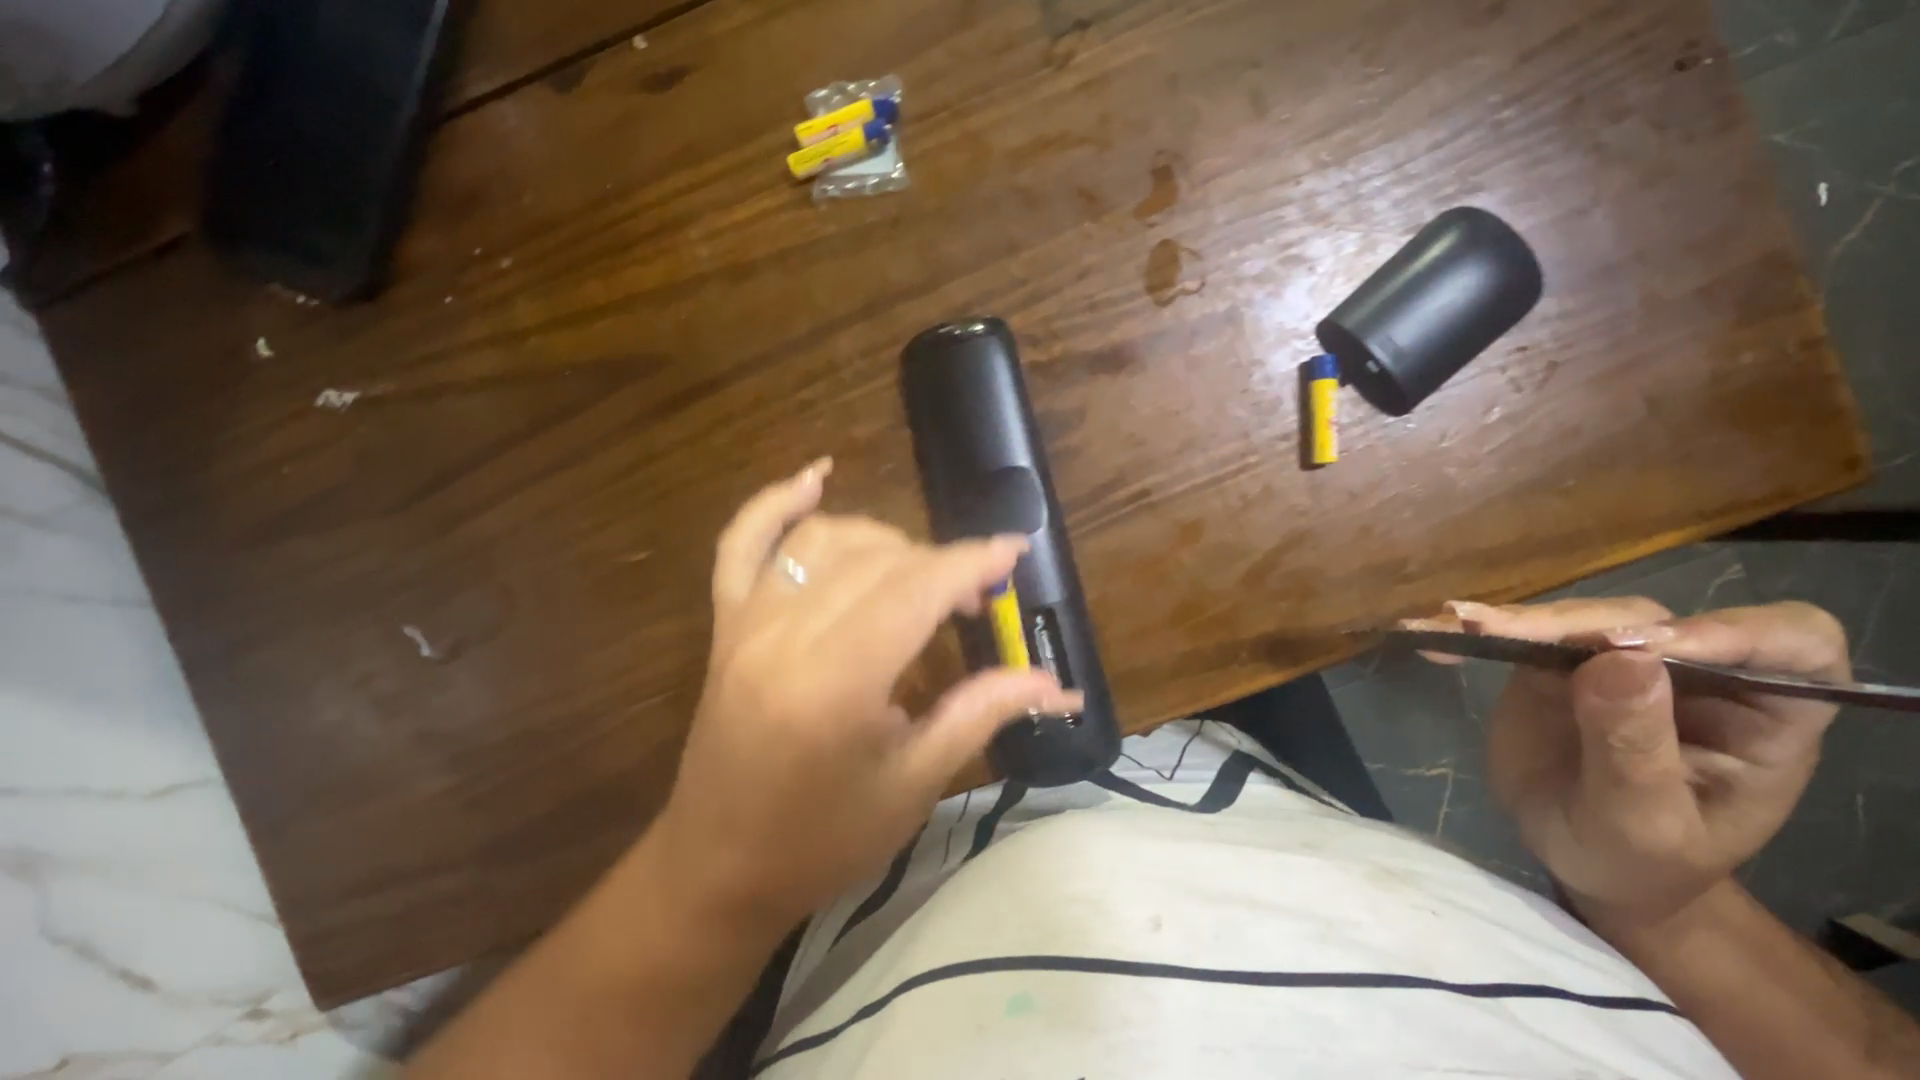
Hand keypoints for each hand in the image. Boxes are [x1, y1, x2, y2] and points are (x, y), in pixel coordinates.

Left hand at [649, 460, 1080, 924]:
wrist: (718, 869)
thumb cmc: (823, 840)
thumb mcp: (913, 783)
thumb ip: (981, 714)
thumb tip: (1055, 683)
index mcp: (838, 680)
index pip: (917, 589)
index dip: (972, 563)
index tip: (1015, 552)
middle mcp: (786, 634)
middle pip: (878, 559)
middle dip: (940, 562)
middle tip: (980, 597)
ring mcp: (747, 623)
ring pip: (823, 540)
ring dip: (883, 540)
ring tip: (920, 573)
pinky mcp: (725, 625)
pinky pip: (742, 543)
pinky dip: (776, 503)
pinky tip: (817, 477)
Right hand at [1410, 598, 1846, 931]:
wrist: (1583, 865)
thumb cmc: (1641, 862)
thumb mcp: (1644, 824)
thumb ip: (1635, 749)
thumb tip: (1621, 660)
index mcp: (1764, 711)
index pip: (1789, 642)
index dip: (1729, 631)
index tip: (1643, 649)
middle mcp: (1701, 672)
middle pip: (1655, 621)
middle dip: (1583, 625)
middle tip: (1511, 637)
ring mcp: (1624, 663)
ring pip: (1584, 619)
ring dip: (1523, 620)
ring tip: (1461, 627)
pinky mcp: (1560, 664)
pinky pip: (1528, 633)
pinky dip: (1485, 630)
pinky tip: (1438, 633)